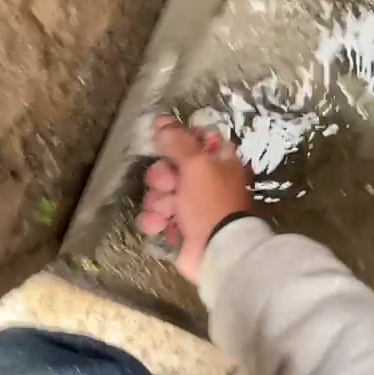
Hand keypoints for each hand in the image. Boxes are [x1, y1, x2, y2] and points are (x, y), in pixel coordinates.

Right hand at [136, 116, 254, 283]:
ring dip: (158, 202)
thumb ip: (179, 142)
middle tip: (170, 186)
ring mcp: (190, 205)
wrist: (216, 251)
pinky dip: (156, 220)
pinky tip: (162, 225)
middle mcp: (204, 181)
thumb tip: (162, 123)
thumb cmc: (211, 202)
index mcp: (217, 161)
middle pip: (169, 167)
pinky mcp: (178, 227)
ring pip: (158, 192)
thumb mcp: (198, 164)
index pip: (193, 140)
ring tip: (168, 212)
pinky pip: (155, 215)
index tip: (160, 138)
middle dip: (162, 177)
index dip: (176, 138)